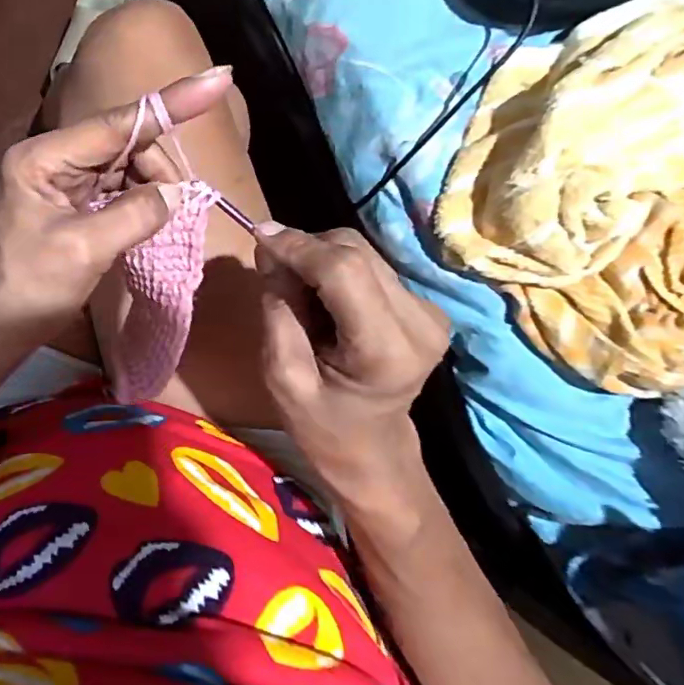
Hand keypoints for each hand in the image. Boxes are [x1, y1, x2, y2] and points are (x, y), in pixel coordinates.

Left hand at [0, 68, 233, 337]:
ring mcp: (63, 175)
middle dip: (157, 166)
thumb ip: (135, 213)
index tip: (218, 80)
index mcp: (41, 159)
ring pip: (127, 160)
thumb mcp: (86, 249)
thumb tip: (174, 192)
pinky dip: (142, 196)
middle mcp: (51, 157)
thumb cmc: (36, 287)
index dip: (168, 105)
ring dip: (152, 183)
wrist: (10, 321)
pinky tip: (152, 213)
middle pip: (123, 140)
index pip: (113, 124)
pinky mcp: (75, 195)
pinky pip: (120, 182)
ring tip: (163, 216)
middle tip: (179, 203)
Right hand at [254, 225, 450, 512]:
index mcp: (386, 348)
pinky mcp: (422, 304)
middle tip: (269, 271)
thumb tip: (271, 252)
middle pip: (354, 252)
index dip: (297, 246)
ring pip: (360, 251)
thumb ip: (278, 313)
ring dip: (316, 257)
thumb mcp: (282, 377)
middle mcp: (420, 321)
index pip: (344, 271)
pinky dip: (331, 268)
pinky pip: (367, 264)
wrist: (371, 448)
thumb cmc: (320, 424)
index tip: (256, 235)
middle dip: (303, 249)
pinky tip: (317, 297)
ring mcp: (427, 309)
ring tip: (293, 290)